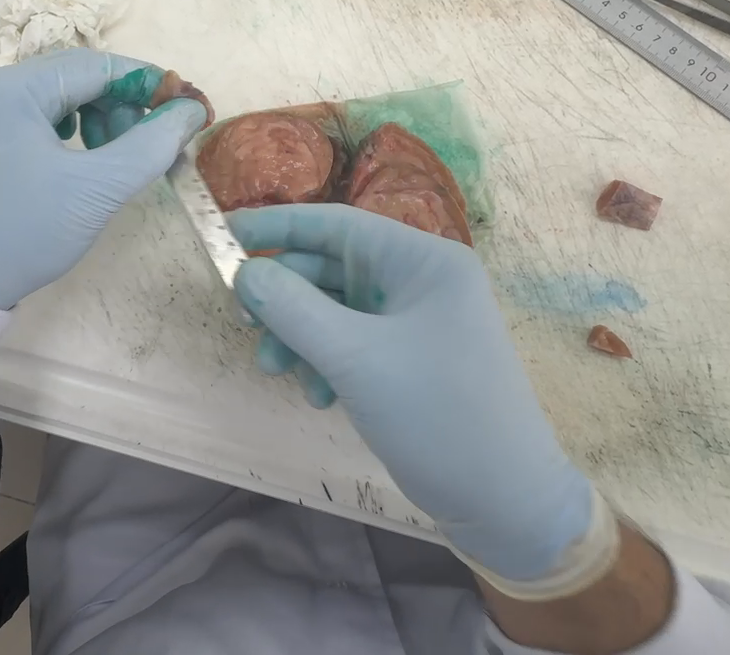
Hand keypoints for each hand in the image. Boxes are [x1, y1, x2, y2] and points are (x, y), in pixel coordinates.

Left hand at [0, 49, 209, 309]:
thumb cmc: (27, 232)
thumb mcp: (98, 189)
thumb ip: (152, 144)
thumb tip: (191, 110)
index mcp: (14, 88)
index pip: (97, 65)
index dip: (148, 84)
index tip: (186, 109)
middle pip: (78, 77)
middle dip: (122, 106)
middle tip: (147, 146)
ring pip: (61, 96)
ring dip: (100, 119)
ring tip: (114, 160)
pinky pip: (40, 116)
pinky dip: (73, 132)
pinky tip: (82, 162)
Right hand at [230, 205, 604, 590]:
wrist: (506, 507)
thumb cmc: (438, 416)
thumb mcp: (354, 358)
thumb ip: (291, 308)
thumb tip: (242, 272)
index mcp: (421, 260)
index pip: (334, 223)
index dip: (274, 226)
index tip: (223, 235)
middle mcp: (417, 279)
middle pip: (326, 267)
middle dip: (283, 298)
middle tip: (245, 324)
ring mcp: (412, 318)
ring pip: (329, 306)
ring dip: (297, 335)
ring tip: (278, 372)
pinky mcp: (405, 354)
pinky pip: (345, 338)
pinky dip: (321, 359)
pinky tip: (319, 395)